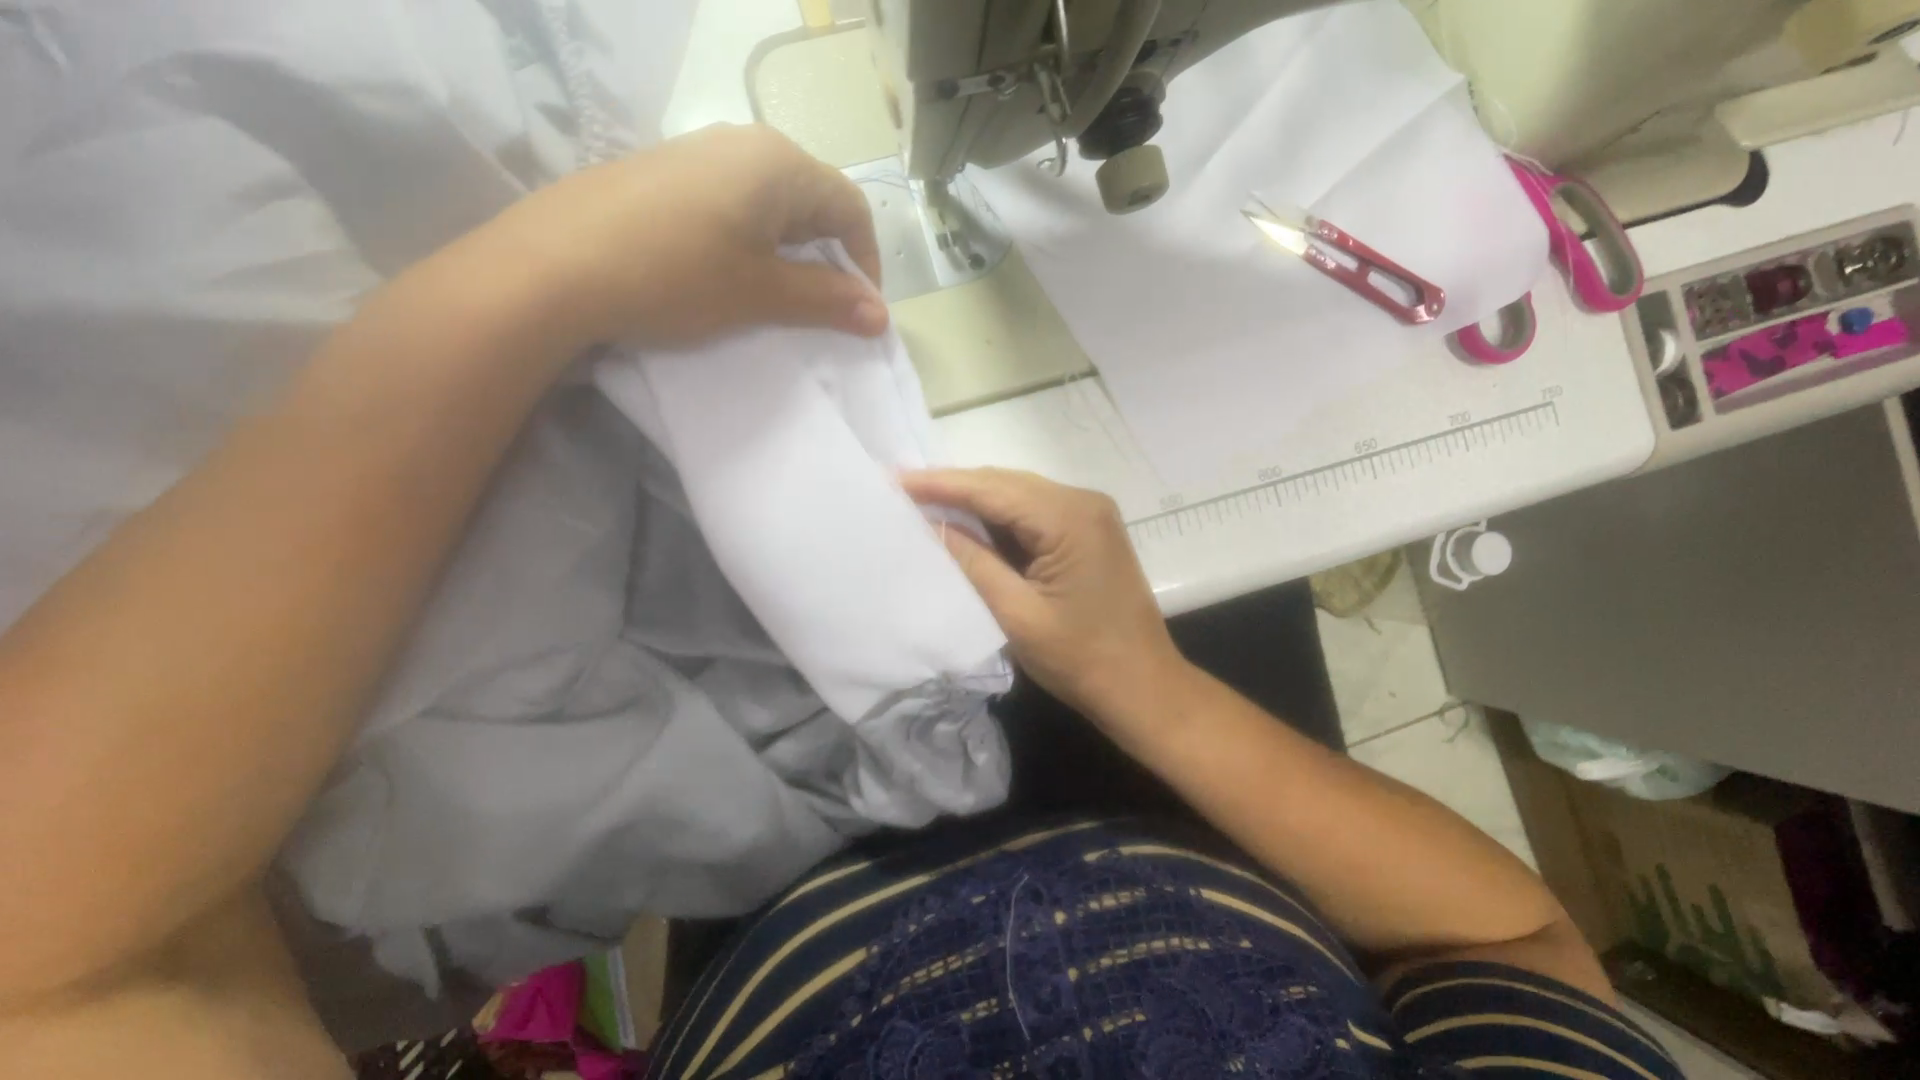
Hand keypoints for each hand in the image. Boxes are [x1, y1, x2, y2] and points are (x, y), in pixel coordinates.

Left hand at [485, 124, 886, 348]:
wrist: (554, 266)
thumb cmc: (676, 275)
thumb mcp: (761, 294)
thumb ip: (827, 300)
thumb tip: (881, 315)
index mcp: (780, 163)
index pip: (850, 207)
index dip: (866, 263)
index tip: (859, 312)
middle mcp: (743, 143)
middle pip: (811, 200)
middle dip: (824, 258)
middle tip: (816, 308)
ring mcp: (697, 153)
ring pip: (767, 204)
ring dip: (784, 252)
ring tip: (767, 297)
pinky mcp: (662, 173)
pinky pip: (727, 204)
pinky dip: (743, 242)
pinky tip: (719, 275)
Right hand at [902, 468, 1192, 724]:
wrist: (1142, 687)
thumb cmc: (1081, 659)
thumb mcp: (1016, 614)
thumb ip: (972, 563)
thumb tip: (930, 525)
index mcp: (1070, 518)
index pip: (992, 489)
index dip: (940, 484)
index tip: (893, 480)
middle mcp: (1083, 503)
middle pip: (1005, 484)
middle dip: (953, 487)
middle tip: (901, 491)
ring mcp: (1089, 516)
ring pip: (1018, 496)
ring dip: (974, 501)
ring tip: (922, 503)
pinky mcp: (1088, 533)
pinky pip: (1033, 515)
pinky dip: (998, 519)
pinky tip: (965, 524)